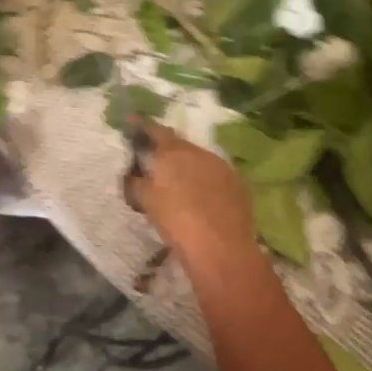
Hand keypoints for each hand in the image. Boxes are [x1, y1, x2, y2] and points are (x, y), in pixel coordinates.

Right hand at [130, 121, 257, 266]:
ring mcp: (223, 167)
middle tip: (155, 159)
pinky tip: (201, 196)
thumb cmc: (175, 220)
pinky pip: (216, 175)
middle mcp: (199, 152)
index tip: (132, 122)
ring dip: (188, 165)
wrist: (221, 248)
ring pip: (200, 159)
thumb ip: (135, 182)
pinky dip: (205, 180)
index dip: (142, 126)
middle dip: (166, 149)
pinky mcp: (239, 185)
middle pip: (179, 144)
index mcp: (173, 151)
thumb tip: (132, 174)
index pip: (155, 130)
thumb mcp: (145, 200)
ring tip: (178, 181)